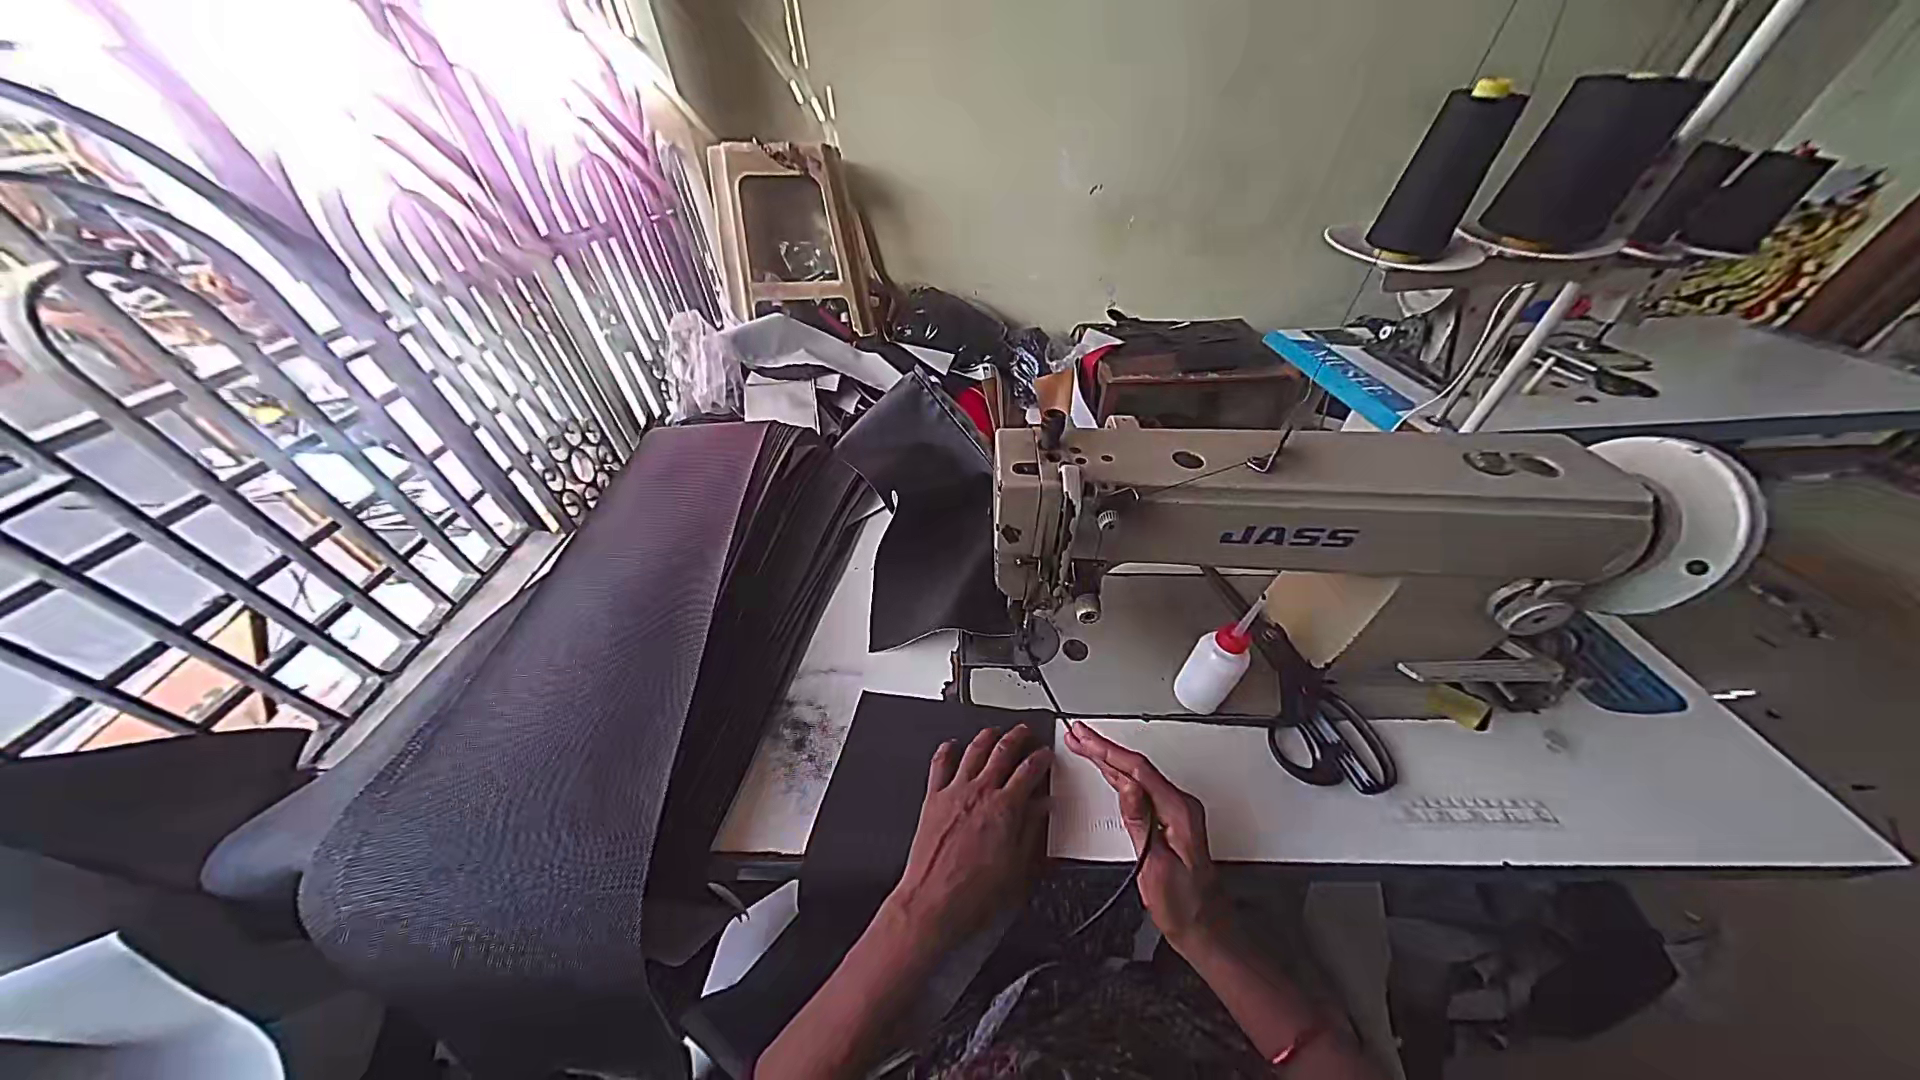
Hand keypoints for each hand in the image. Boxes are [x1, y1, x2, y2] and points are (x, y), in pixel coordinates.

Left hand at [887, 725, 1052, 944]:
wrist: (933, 903)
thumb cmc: (973, 894)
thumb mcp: (1018, 868)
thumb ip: (1032, 831)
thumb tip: (1043, 809)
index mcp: (1005, 809)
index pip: (1030, 770)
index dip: (1041, 758)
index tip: (1045, 755)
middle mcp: (980, 793)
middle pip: (1003, 751)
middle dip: (1018, 737)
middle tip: (1025, 733)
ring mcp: (955, 792)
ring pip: (974, 750)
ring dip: (987, 737)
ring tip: (995, 732)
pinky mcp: (933, 798)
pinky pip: (940, 764)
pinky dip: (947, 750)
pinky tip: (952, 745)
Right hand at [1065, 720, 1228, 951]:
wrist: (1205, 929)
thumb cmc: (1184, 905)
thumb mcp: (1156, 866)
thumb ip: (1140, 822)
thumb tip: (1127, 786)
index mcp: (1178, 811)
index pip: (1137, 770)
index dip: (1107, 750)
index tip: (1085, 738)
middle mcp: (1179, 805)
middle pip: (1136, 766)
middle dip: (1103, 747)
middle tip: (1077, 734)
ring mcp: (1174, 810)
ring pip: (1137, 774)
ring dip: (1108, 758)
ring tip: (1084, 744)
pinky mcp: (1168, 818)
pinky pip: (1140, 787)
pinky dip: (1118, 775)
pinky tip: (1106, 769)